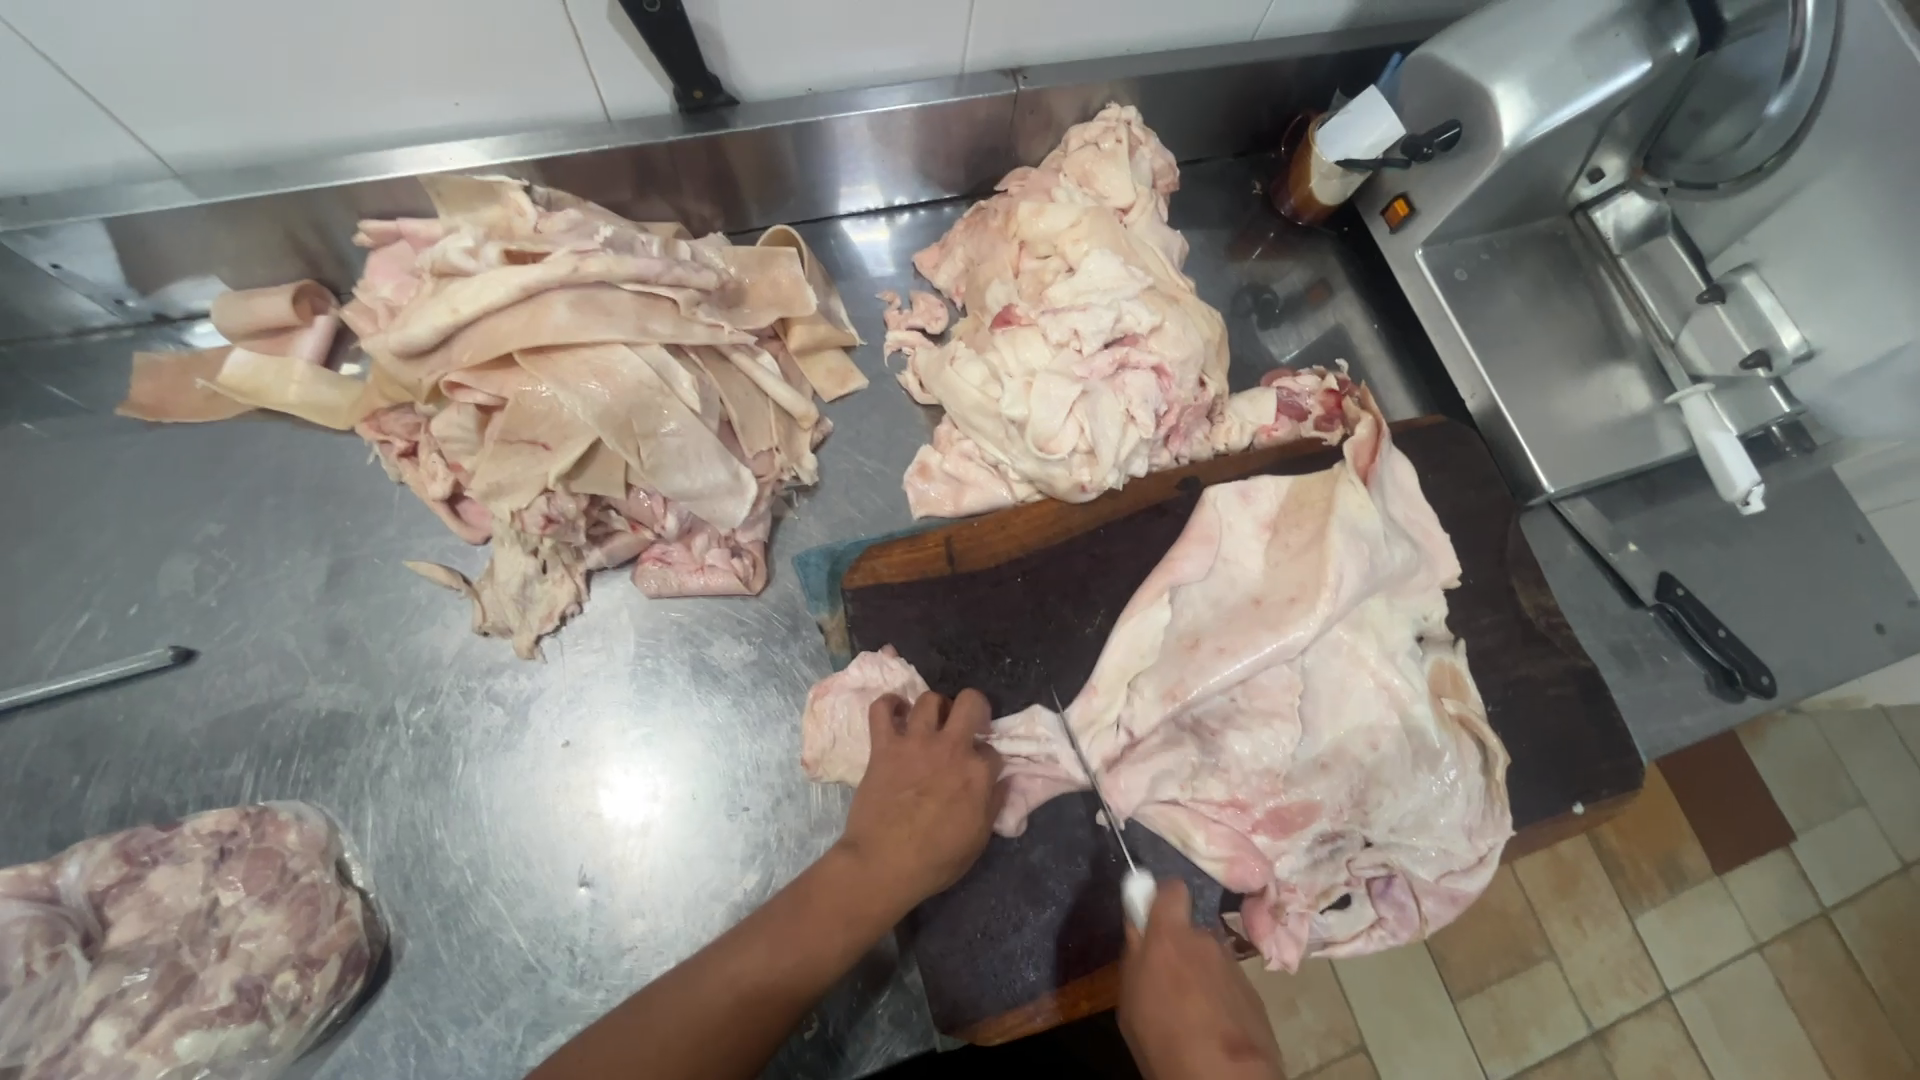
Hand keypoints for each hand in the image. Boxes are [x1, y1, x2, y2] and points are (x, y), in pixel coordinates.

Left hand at [834, 690, 1003, 915]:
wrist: (883, 865)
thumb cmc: (936, 860)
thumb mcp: (979, 838)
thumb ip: (993, 803)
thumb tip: (1003, 781)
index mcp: (977, 772)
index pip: (993, 750)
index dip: (988, 760)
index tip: (980, 772)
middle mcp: (950, 747)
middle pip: (970, 702)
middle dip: (974, 709)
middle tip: (967, 726)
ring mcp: (915, 742)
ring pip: (929, 699)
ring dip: (935, 708)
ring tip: (931, 724)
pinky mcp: (883, 746)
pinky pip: (881, 709)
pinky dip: (889, 705)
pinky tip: (896, 712)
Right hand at [1118, 880, 1282, 1079]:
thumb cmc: (1163, 1037)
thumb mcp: (1131, 996)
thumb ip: (1136, 954)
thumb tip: (1139, 928)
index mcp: (1170, 935)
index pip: (1172, 889)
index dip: (1163, 899)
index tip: (1153, 917)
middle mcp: (1205, 941)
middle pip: (1190, 932)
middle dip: (1180, 949)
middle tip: (1169, 983)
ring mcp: (1233, 967)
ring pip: (1210, 961)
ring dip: (1202, 976)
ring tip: (1194, 1013)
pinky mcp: (1254, 995)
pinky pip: (1229, 986)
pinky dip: (1221, 999)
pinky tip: (1214, 1029)